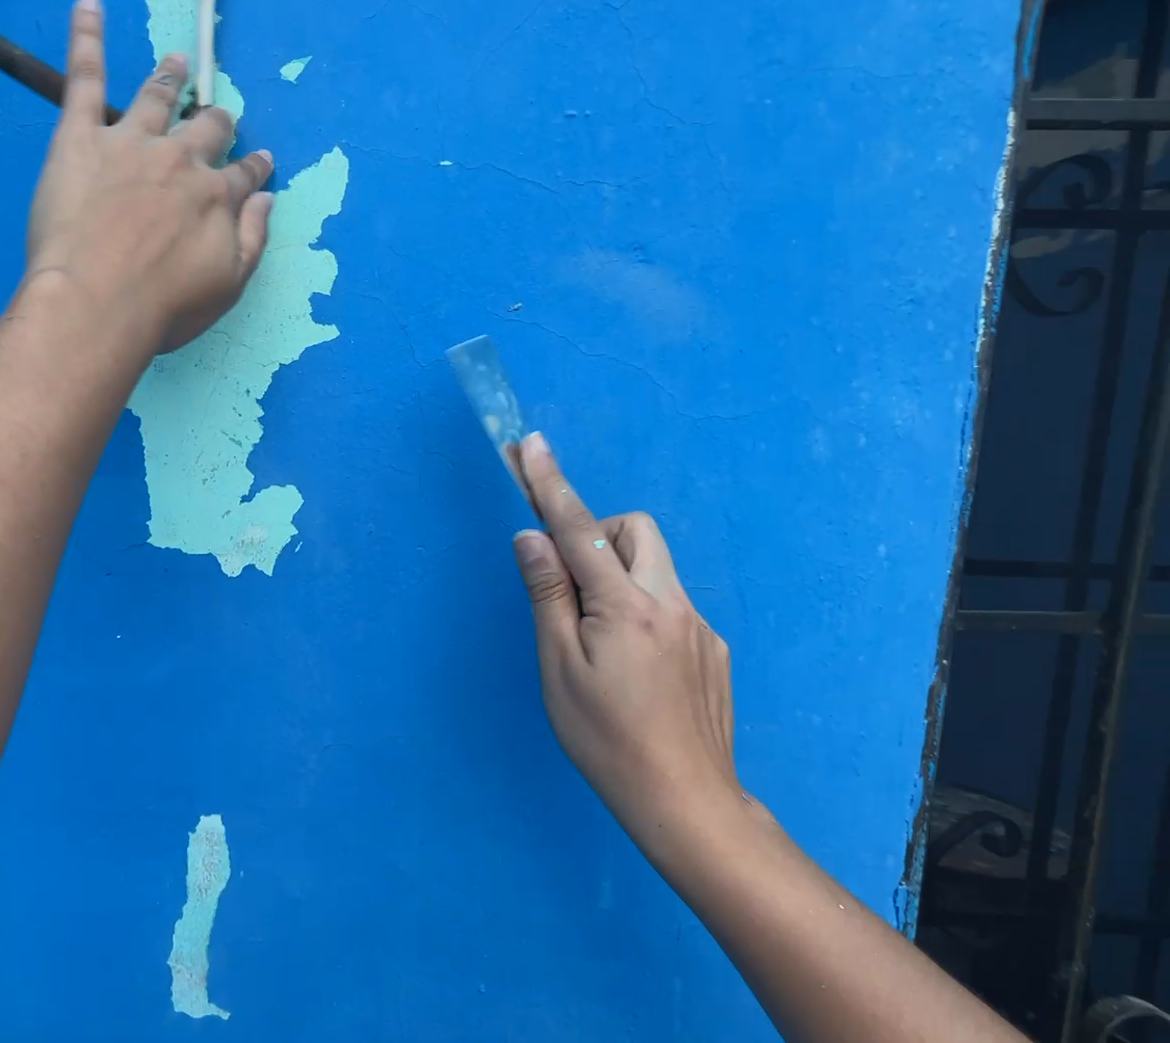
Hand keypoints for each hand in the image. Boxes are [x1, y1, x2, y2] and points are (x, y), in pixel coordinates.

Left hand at [24, 0, 274, 352]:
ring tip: (177, 64)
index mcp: (216, 197)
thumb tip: (267, 199)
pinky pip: (84, 76)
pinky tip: (88, 3)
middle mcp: (181, 160)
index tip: (260, 164)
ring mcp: (131, 142)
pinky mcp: (81, 137)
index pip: (242, 175)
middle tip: (219, 118)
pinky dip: (87, 36)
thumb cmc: (162, 308)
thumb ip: (253, 240)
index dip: (253, 168)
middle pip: (206, 130)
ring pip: (157, 98)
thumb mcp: (227, 287)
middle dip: (217, 123)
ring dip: (170, 78)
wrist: (95, 303)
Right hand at [509, 432, 739, 832]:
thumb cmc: (604, 737)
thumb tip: (531, 539)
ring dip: (618, 574)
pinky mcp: (713, 647)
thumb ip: (548, 596)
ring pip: (654, 567)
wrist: (685, 799)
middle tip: (569, 581)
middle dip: (598, 532)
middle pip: (636, 530)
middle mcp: (671, 602)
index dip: (550, 484)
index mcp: (625, 606)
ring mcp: (699, 625)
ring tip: (598, 635)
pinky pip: (670, 603)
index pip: (579, 529)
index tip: (530, 444)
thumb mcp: (559, 668)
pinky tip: (633, 666)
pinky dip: (641, 608)